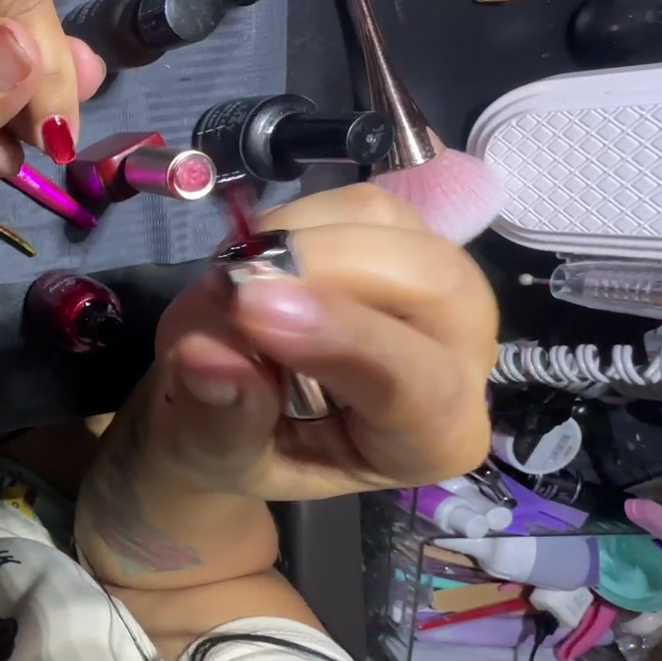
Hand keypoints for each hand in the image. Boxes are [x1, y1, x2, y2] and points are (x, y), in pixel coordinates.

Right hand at [135, 186, 497, 499]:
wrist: (228, 415)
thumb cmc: (231, 447)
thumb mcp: (211, 453)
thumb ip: (217, 413)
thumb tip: (205, 353)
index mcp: (425, 441)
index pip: (417, 382)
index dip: (339, 336)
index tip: (248, 307)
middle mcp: (456, 363)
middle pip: (430, 281)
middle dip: (322, 267)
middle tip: (229, 285)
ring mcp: (433, 296)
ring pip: (389, 227)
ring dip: (293, 242)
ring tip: (232, 286)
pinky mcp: (398, 247)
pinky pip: (355, 207)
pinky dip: (289, 223)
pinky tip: (255, 267)